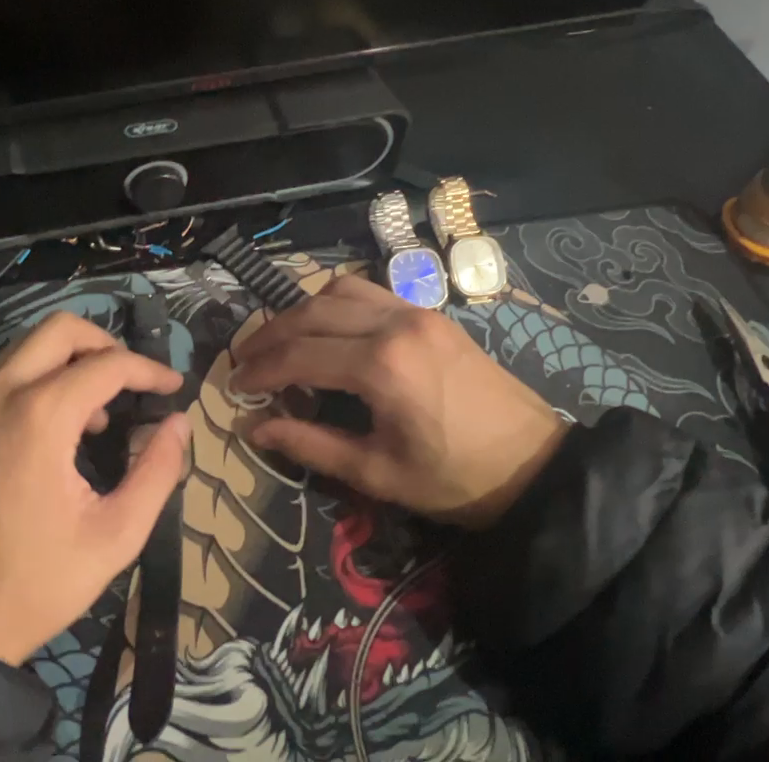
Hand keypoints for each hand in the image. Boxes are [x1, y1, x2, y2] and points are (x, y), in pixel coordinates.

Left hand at [0, 312, 189, 664]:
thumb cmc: (38, 582)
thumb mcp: (116, 535)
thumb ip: (157, 470)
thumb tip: (179, 422)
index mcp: (40, 417)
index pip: (108, 364)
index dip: (149, 370)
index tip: (174, 388)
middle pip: (60, 329)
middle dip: (106, 345)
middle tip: (133, 382)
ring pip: (26, 348)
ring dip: (70, 361)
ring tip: (100, 412)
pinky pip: (3, 376)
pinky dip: (38, 379)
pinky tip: (57, 430)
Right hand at [232, 274, 566, 528]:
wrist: (533, 464)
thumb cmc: (454, 479)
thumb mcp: (377, 473)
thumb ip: (310, 444)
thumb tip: (254, 427)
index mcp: (380, 366)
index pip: (299, 354)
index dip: (260, 368)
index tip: (234, 384)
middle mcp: (394, 324)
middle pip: (312, 312)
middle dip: (271, 334)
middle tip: (246, 360)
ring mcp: (416, 311)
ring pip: (340, 290)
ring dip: (303, 311)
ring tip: (282, 341)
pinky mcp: (431, 313)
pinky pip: (370, 291)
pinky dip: (337, 303)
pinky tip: (328, 330)